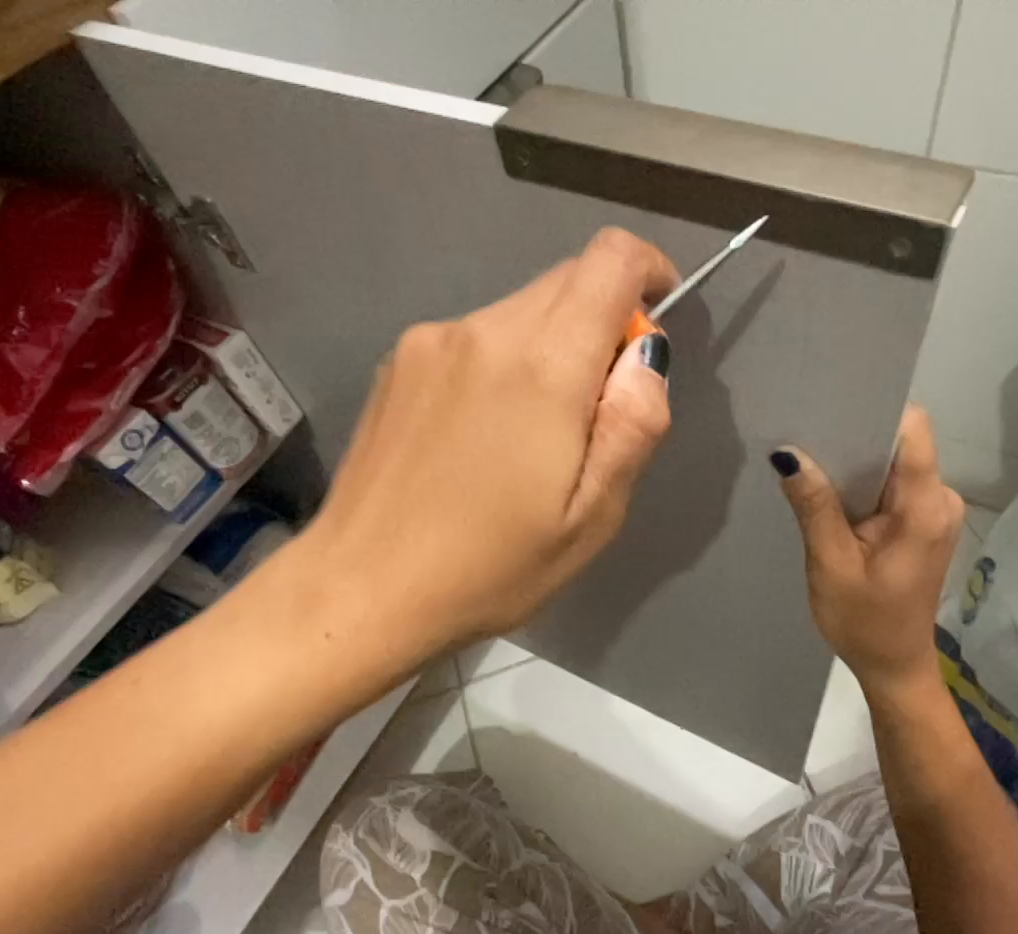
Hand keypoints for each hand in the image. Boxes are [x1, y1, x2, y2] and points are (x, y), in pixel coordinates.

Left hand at [298, 228, 680, 654]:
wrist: (359, 590)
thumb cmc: (489, 569)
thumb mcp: (592, 518)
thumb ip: (634, 424)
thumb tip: (646, 354)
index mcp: (541, 366)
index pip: (610, 260)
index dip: (648, 269)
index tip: (658, 318)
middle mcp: (483, 329)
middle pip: (566, 280)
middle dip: (603, 323)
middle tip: (597, 412)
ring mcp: (430, 340)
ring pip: (520, 310)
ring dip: (551, 348)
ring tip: (533, 439)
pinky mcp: (397, 362)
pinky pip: (475, 336)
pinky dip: (504, 363)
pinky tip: (482, 437)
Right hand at [773, 405, 964, 692]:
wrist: (894, 666)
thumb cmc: (864, 621)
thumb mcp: (830, 564)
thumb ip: (814, 505)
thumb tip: (788, 453)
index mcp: (924, 506)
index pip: (910, 429)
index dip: (874, 410)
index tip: (829, 407)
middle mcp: (940, 499)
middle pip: (900, 443)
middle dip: (855, 437)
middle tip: (805, 437)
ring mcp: (935, 510)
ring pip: (893, 464)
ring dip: (855, 464)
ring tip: (811, 464)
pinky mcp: (924, 522)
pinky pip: (893, 486)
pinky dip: (863, 485)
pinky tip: (831, 494)